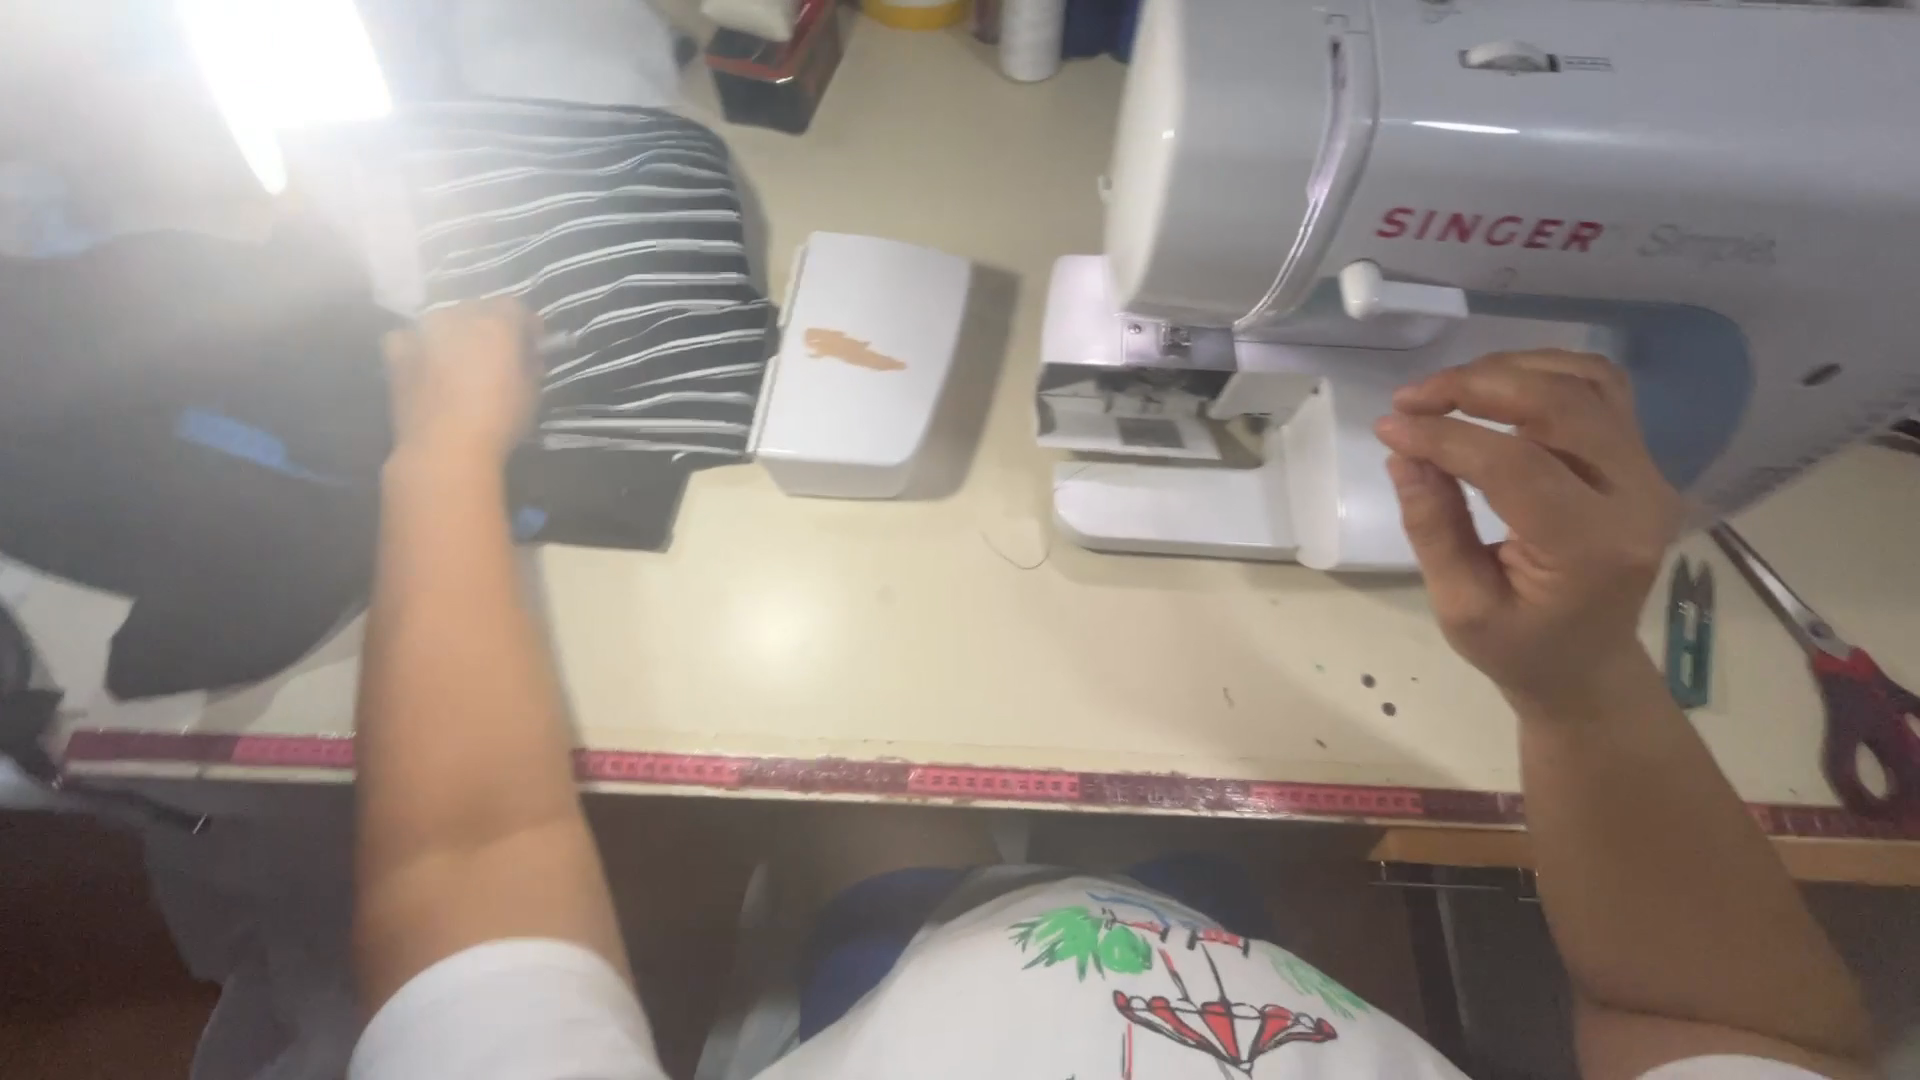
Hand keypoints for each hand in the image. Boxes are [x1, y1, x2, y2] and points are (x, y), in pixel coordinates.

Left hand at [383, 299, 540, 467]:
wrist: (446, 448)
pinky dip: (420, 344)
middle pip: (478, 309)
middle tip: (502, 353)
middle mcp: (456, 318)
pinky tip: (428, 361)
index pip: (515, 306)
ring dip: (458, 333)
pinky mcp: (396, 352)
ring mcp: (421, 332)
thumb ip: (529, 365)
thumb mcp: (532, 393)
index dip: (528, 323)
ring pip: (444, 319)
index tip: (535, 344)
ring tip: (465, 359)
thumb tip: (526, 356)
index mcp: (495, 325)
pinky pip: (409, 337)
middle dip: (493, 326)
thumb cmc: (500, 421)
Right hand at [1374, 350, 1683, 712]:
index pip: (1514, 465)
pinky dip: (1540, 374)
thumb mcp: (1459, 605)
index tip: (1386, 428)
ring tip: (1445, 391)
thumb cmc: (1517, 647)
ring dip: (1507, 371)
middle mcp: (1636, 498)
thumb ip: (1433, 528)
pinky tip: (1491, 389)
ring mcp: (1648, 473)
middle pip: (1561, 404)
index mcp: (1589, 548)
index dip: (1444, 437)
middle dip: (1475, 386)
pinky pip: (1599, 391)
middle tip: (1409, 400)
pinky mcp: (1640, 461)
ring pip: (1586, 383)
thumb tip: (1403, 455)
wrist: (1586, 664)